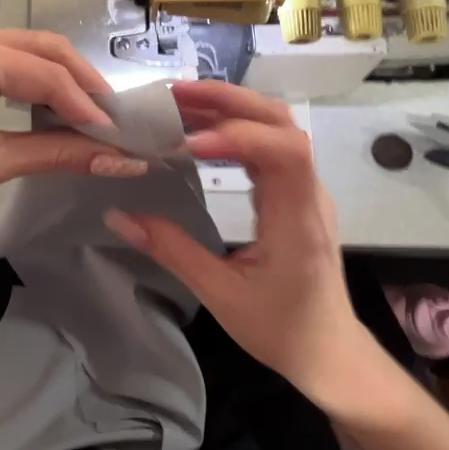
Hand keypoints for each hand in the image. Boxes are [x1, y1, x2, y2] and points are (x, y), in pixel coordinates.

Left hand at [0, 22, 148, 230]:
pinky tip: (57, 109)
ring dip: (62, 81)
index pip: (45, 73)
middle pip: (42, 49)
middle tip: (114, 123)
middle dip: (81, 85)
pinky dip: (37, 81)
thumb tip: (123, 160)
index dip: (86, 105)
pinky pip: (10, 59)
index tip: (120, 136)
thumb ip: (62, 153)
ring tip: (91, 118)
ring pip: (29, 50)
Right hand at [103, 81, 385, 412]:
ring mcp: (305, 191)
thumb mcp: (220, 294)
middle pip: (280, 121)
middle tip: (172, 95)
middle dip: (227, 100)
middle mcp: (308, 193)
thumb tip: (118, 215)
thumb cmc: (281, 329)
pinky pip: (269, 146)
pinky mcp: (295, 195)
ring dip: (229, 108)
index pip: (284, 149)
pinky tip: (198, 134)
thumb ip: (170, 250)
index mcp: (298, 217)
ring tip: (179, 104)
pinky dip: (234, 129)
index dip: (237, 134)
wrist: (330, 354)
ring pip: (276, 126)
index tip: (189, 143)